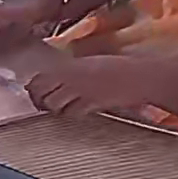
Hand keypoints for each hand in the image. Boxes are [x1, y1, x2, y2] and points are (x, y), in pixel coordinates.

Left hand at [26, 55, 177, 117]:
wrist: (144, 76)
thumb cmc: (118, 69)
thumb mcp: (88, 64)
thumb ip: (68, 71)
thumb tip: (50, 81)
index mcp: (69, 66)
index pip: (37, 79)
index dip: (34, 89)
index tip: (37, 94)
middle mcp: (71, 76)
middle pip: (39, 93)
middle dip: (39, 101)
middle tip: (46, 105)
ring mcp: (81, 89)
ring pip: (53, 104)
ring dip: (55, 109)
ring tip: (64, 108)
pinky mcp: (93, 101)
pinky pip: (72, 112)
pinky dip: (71, 114)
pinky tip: (80, 111)